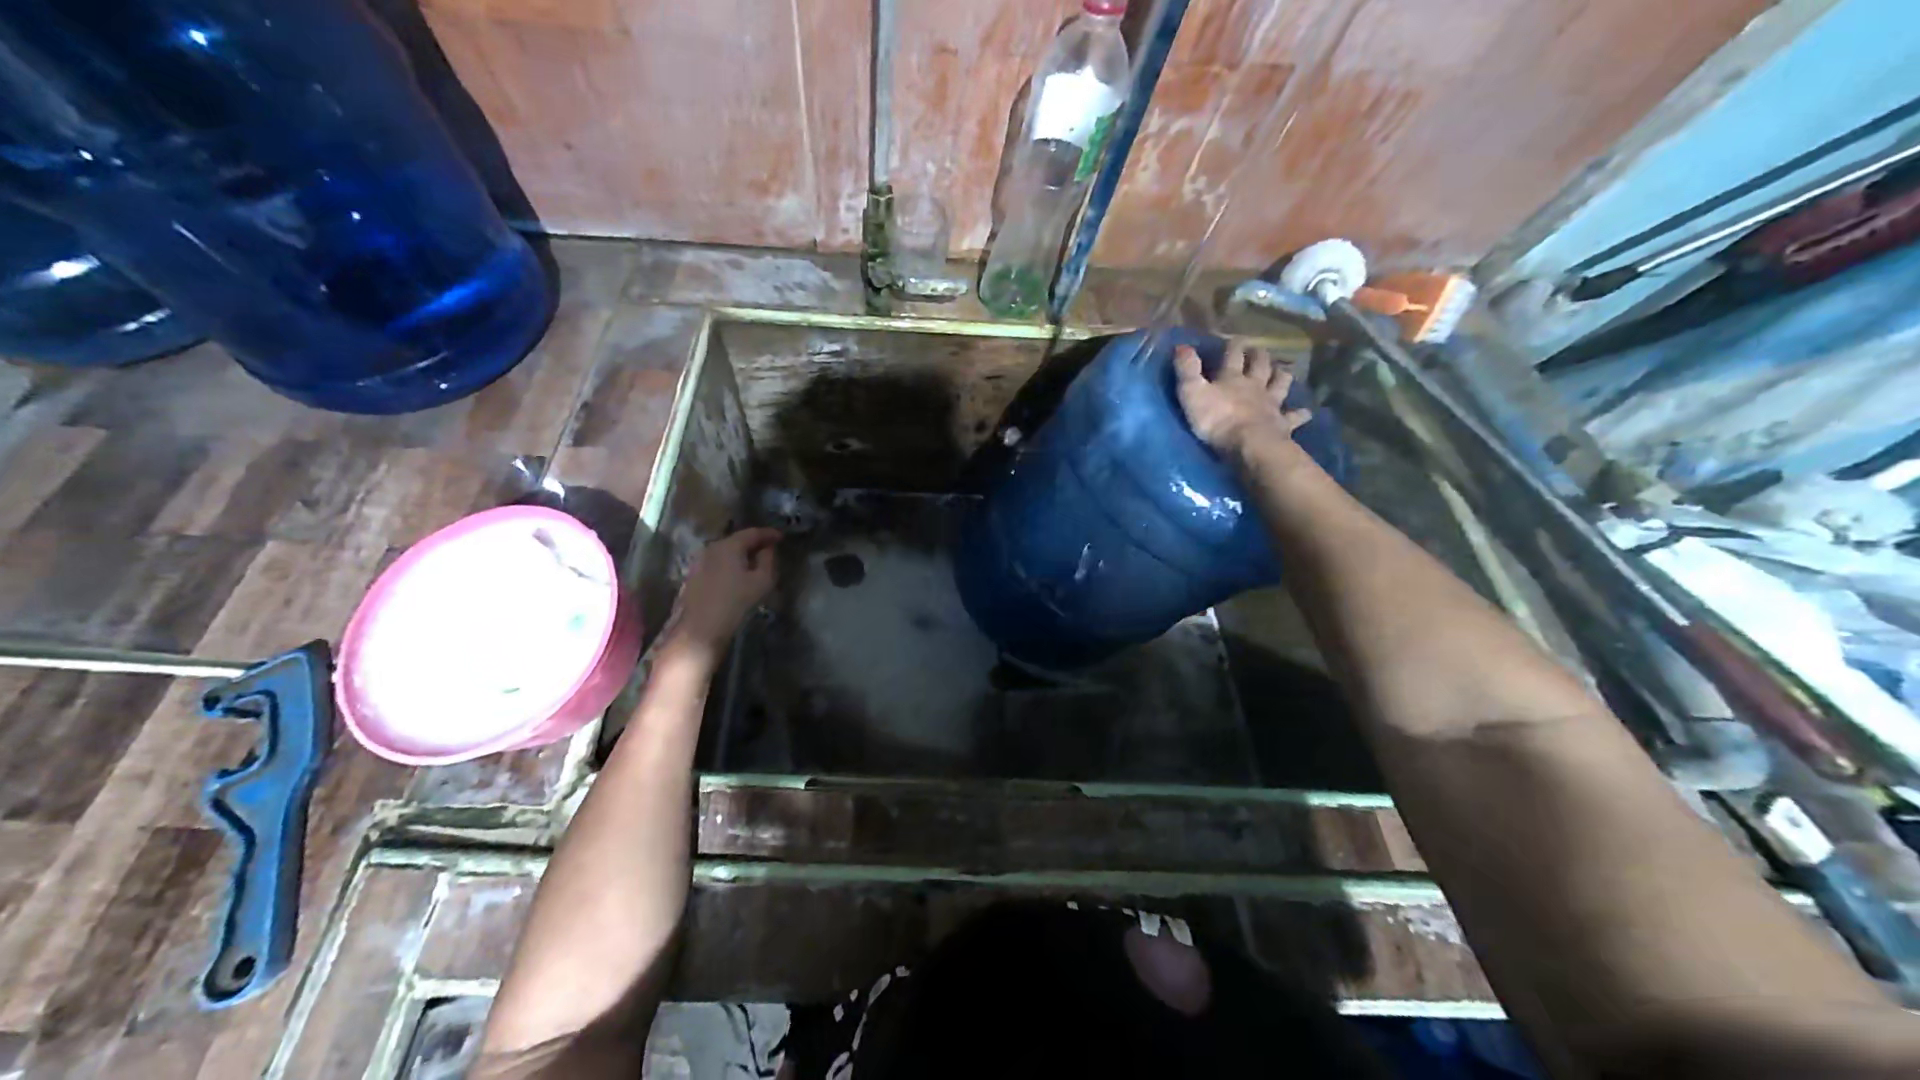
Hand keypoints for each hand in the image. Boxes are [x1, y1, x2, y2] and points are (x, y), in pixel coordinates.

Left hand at [662, 527, 780, 654]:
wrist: (700, 629)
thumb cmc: (735, 602)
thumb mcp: (762, 581)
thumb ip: (768, 560)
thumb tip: (767, 549)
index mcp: (729, 545)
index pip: (753, 533)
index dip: (769, 534)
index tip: (781, 537)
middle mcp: (711, 548)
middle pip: (737, 540)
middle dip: (754, 544)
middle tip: (769, 549)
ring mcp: (699, 562)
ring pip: (725, 552)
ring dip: (740, 555)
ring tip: (753, 563)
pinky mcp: (693, 576)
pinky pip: (716, 564)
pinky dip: (729, 565)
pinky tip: (735, 576)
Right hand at [1174, 340, 1312, 464]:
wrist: (1249, 444)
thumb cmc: (1217, 420)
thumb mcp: (1192, 393)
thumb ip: (1187, 370)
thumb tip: (1182, 345)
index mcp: (1232, 378)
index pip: (1232, 356)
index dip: (1233, 346)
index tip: (1234, 338)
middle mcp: (1255, 386)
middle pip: (1260, 365)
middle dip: (1259, 356)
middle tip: (1260, 350)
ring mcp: (1271, 404)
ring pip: (1280, 384)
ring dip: (1282, 376)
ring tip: (1284, 370)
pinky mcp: (1282, 423)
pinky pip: (1294, 416)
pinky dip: (1300, 413)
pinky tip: (1306, 411)